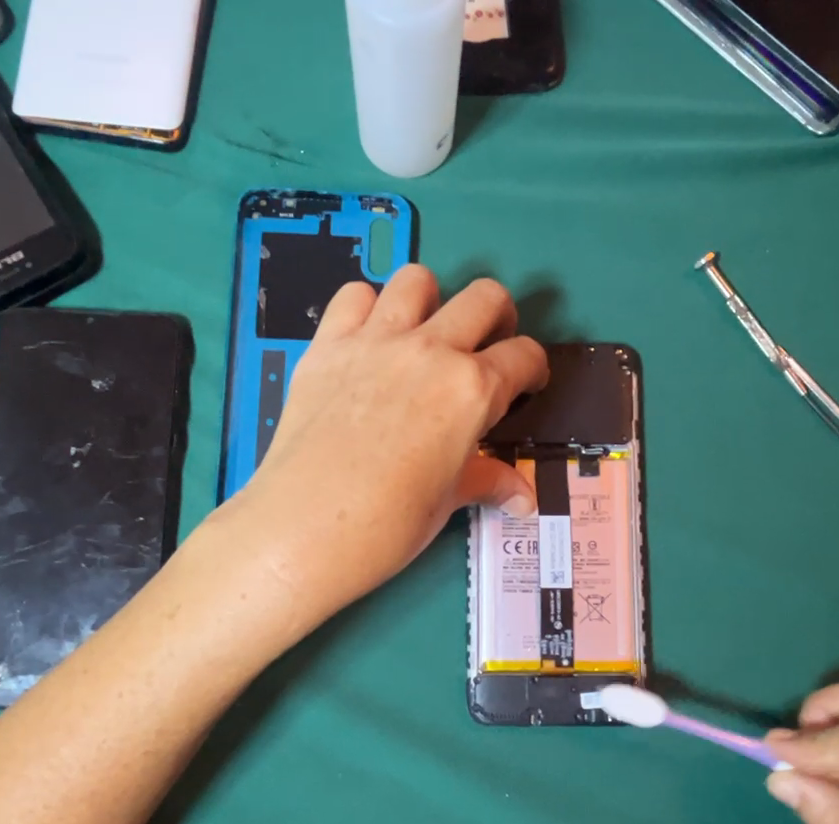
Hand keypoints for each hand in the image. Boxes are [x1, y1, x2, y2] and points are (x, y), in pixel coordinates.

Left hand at [223, 264, 547, 618]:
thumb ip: (487, 481)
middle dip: (498, 320)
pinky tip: (367, 342)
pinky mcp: (327, 344)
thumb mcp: (447, 502)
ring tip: (424, 338)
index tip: (525, 387)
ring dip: (431, 303)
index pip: (524, 356)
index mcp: (472, 390)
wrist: (305, 527)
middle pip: (484, 298)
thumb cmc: (390, 525)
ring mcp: (375, 341)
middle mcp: (431, 351)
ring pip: (418, 281)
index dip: (533, 371)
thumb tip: (523, 500)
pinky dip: (367, 308)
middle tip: (484, 352)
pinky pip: (353, 295)